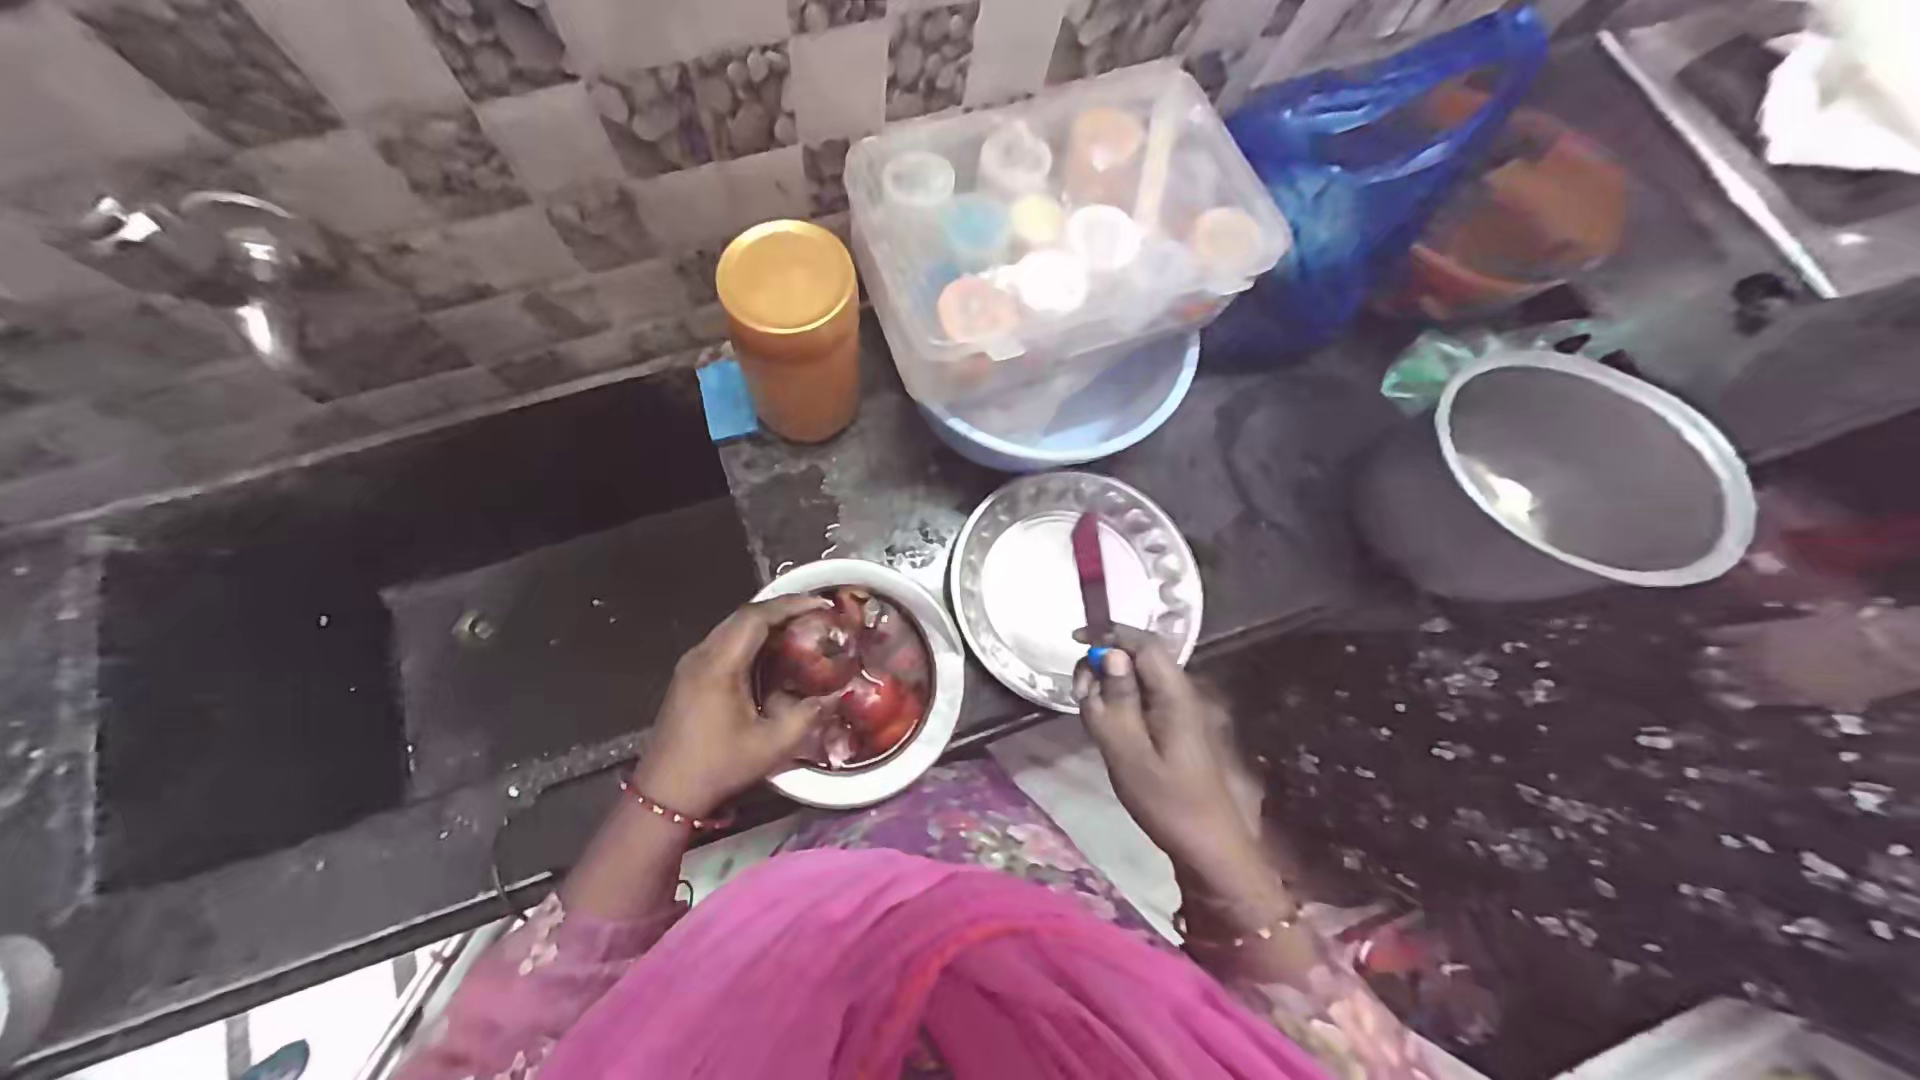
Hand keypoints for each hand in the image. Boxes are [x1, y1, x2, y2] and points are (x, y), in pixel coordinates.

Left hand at [630, 595, 838, 817]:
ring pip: (732, 626)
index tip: (820, 603)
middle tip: (815, 611)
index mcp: (719, 666)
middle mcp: (701, 655)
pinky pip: (724, 641)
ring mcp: (691, 663)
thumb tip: (835, 695)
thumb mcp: (772, 746)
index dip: (790, 605)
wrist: (665, 793)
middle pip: (743, 615)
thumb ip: (807, 716)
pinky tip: (771, 649)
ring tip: (799, 625)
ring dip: (765, 621)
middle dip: (781, 608)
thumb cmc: (718, 767)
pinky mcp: (689, 674)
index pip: (756, 617)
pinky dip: (751, 636)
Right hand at [1072, 625, 1263, 884]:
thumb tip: (1109, 655)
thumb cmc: (1167, 801)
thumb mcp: (1129, 752)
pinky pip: (1142, 699)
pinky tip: (1107, 727)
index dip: (1109, 633)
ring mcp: (1179, 710)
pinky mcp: (1174, 727)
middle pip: (1138, 657)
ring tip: (1091, 714)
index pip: (1143, 644)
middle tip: (1080, 693)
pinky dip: (1119, 702)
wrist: (1207, 845)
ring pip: (1137, 678)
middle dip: (1103, 663)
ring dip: (1109, 685)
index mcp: (1174, 695)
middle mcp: (1180, 694)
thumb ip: (1116, 701)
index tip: (1075, 639)